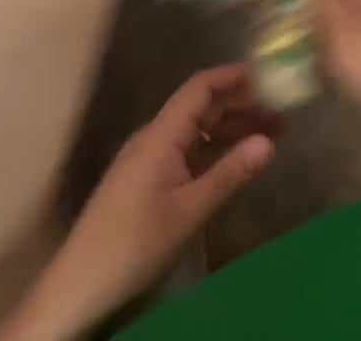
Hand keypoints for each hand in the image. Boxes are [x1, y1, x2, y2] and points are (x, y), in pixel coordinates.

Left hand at [0, 65, 277, 340]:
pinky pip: (190, 151)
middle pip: (202, 106)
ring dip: (233, 126)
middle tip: (283, 106)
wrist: (77, 287)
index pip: (200, 88)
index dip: (235, 76)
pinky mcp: (150, 179)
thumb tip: (270, 141)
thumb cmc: (133, 244)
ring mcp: (151, 159)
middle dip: (242, 102)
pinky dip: (218, 148)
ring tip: (274, 130)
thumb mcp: (189, 210)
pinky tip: (240, 158)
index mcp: (160, 136)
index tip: (272, 74)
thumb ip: (230, 173)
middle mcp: (155, 138)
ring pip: (198, 129)